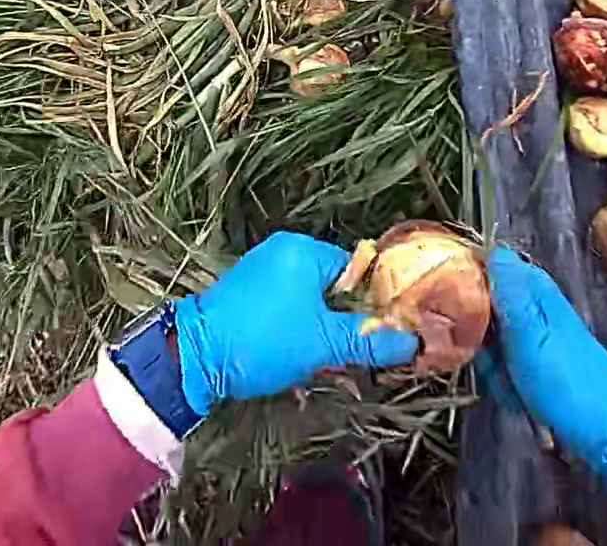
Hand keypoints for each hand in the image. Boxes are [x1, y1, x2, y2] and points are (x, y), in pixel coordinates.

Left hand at [175, 232, 419, 414]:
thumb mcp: (323, 342)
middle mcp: (284, 249)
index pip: (353, 270)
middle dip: (341, 319)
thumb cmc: (265, 339)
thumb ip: (368, 340)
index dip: (367, 303)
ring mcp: (263, 266)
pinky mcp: (247, 286)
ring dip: (319, 325)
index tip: (373, 333)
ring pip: (309, 296)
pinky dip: (296, 322)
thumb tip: (411, 343)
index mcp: (304, 250)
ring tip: (317, 357)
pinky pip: (287, 300)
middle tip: (344, 351)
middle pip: (332, 283)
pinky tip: (293, 350)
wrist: (195, 356)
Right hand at [486, 247, 606, 503]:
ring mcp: (532, 332)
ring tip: (512, 383)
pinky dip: (504, 381)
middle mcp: (532, 302)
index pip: (487, 264)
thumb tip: (490, 253)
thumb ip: (509, 292)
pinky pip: (500, 362)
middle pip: (482, 304)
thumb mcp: (531, 333)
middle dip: (481, 335)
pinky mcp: (533, 359)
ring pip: (487, 338)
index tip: (471, 315)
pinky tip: (518, 395)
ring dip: (492, 364)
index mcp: (533, 285)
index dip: (471, 286)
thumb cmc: (569, 383)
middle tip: (496, 359)